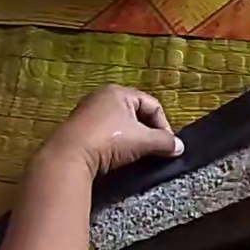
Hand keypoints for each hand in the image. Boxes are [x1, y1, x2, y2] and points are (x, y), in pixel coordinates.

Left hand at [37, 86, 184, 178]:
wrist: (69, 156)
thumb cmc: (109, 140)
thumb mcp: (141, 141)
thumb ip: (164, 142)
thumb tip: (180, 147)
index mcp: (119, 92)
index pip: (152, 105)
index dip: (164, 125)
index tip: (167, 146)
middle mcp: (102, 96)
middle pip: (135, 113)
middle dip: (147, 131)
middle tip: (154, 150)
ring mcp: (87, 112)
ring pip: (119, 123)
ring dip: (131, 138)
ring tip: (136, 155)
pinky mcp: (77, 128)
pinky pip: (104, 132)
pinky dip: (114, 142)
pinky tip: (116, 157)